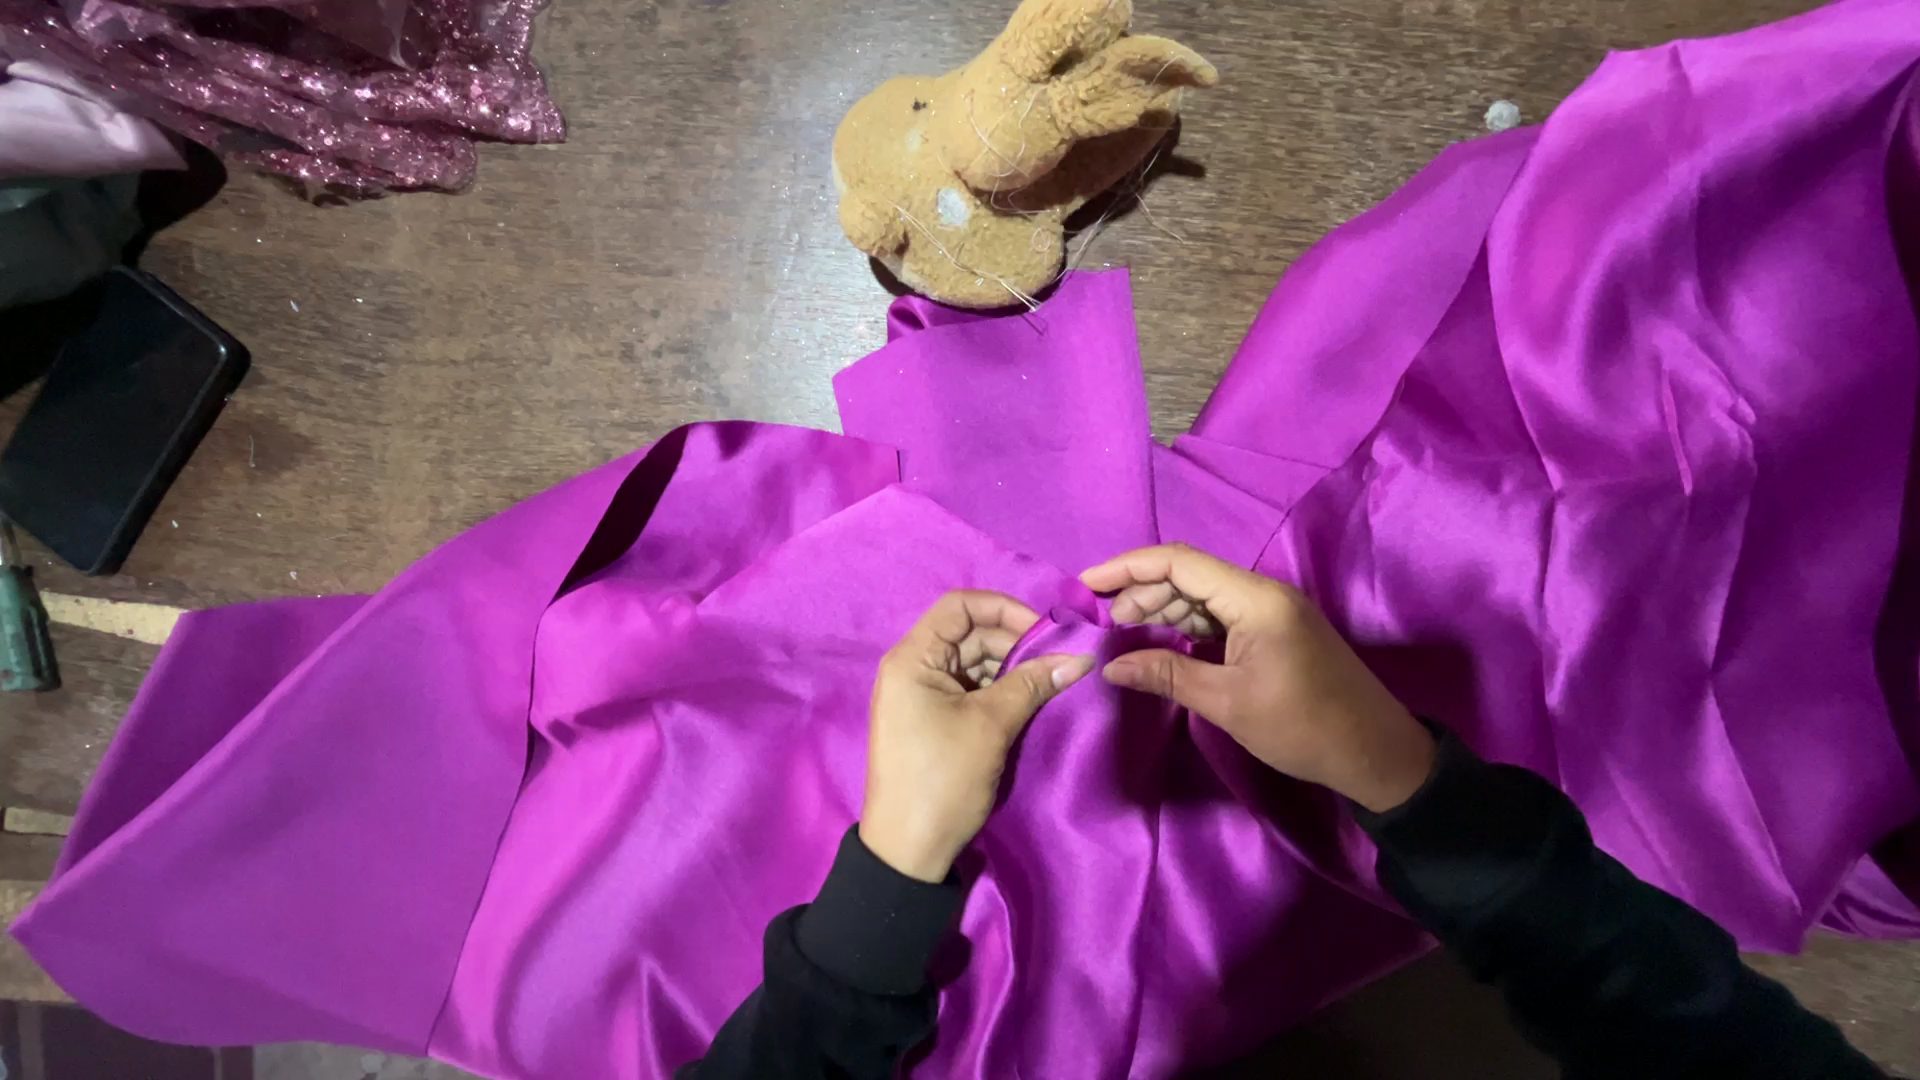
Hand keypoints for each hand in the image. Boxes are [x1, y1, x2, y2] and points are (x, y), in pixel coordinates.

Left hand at [860, 590, 1094, 881]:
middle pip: (970, 632)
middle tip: (1058, 660)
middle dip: (1015, 641)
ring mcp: (923, 692)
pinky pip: (971, 686)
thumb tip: (1080, 656)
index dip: (1004, 608)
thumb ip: (1033, 683)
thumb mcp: (991, 726)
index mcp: (913, 657)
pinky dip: (1000, 687)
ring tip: (1050, 680)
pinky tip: (1031, 697)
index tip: (1045, 631)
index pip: (960, 606)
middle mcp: (914, 666)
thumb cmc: (943, 779)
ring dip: (1012, 665)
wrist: (909, 851)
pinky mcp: (934, 716)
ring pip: (974, 660)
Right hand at [1081, 544, 1434, 812]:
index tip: (1087, 583)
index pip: (1180, 563)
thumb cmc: (1303, 728)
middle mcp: (1262, 592)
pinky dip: (1184, 623)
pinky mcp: (1271, 628)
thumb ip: (1166, 674)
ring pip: (1200, 592)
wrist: (1378, 755)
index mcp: (1255, 599)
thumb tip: (1111, 667)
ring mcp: (1269, 609)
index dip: (1128, 567)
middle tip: (1102, 621)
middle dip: (1139, 590)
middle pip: (1188, 574)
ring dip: (1159, 607)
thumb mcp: (1227, 703)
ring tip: (1121, 629)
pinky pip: (1217, 613)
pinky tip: (1159, 638)